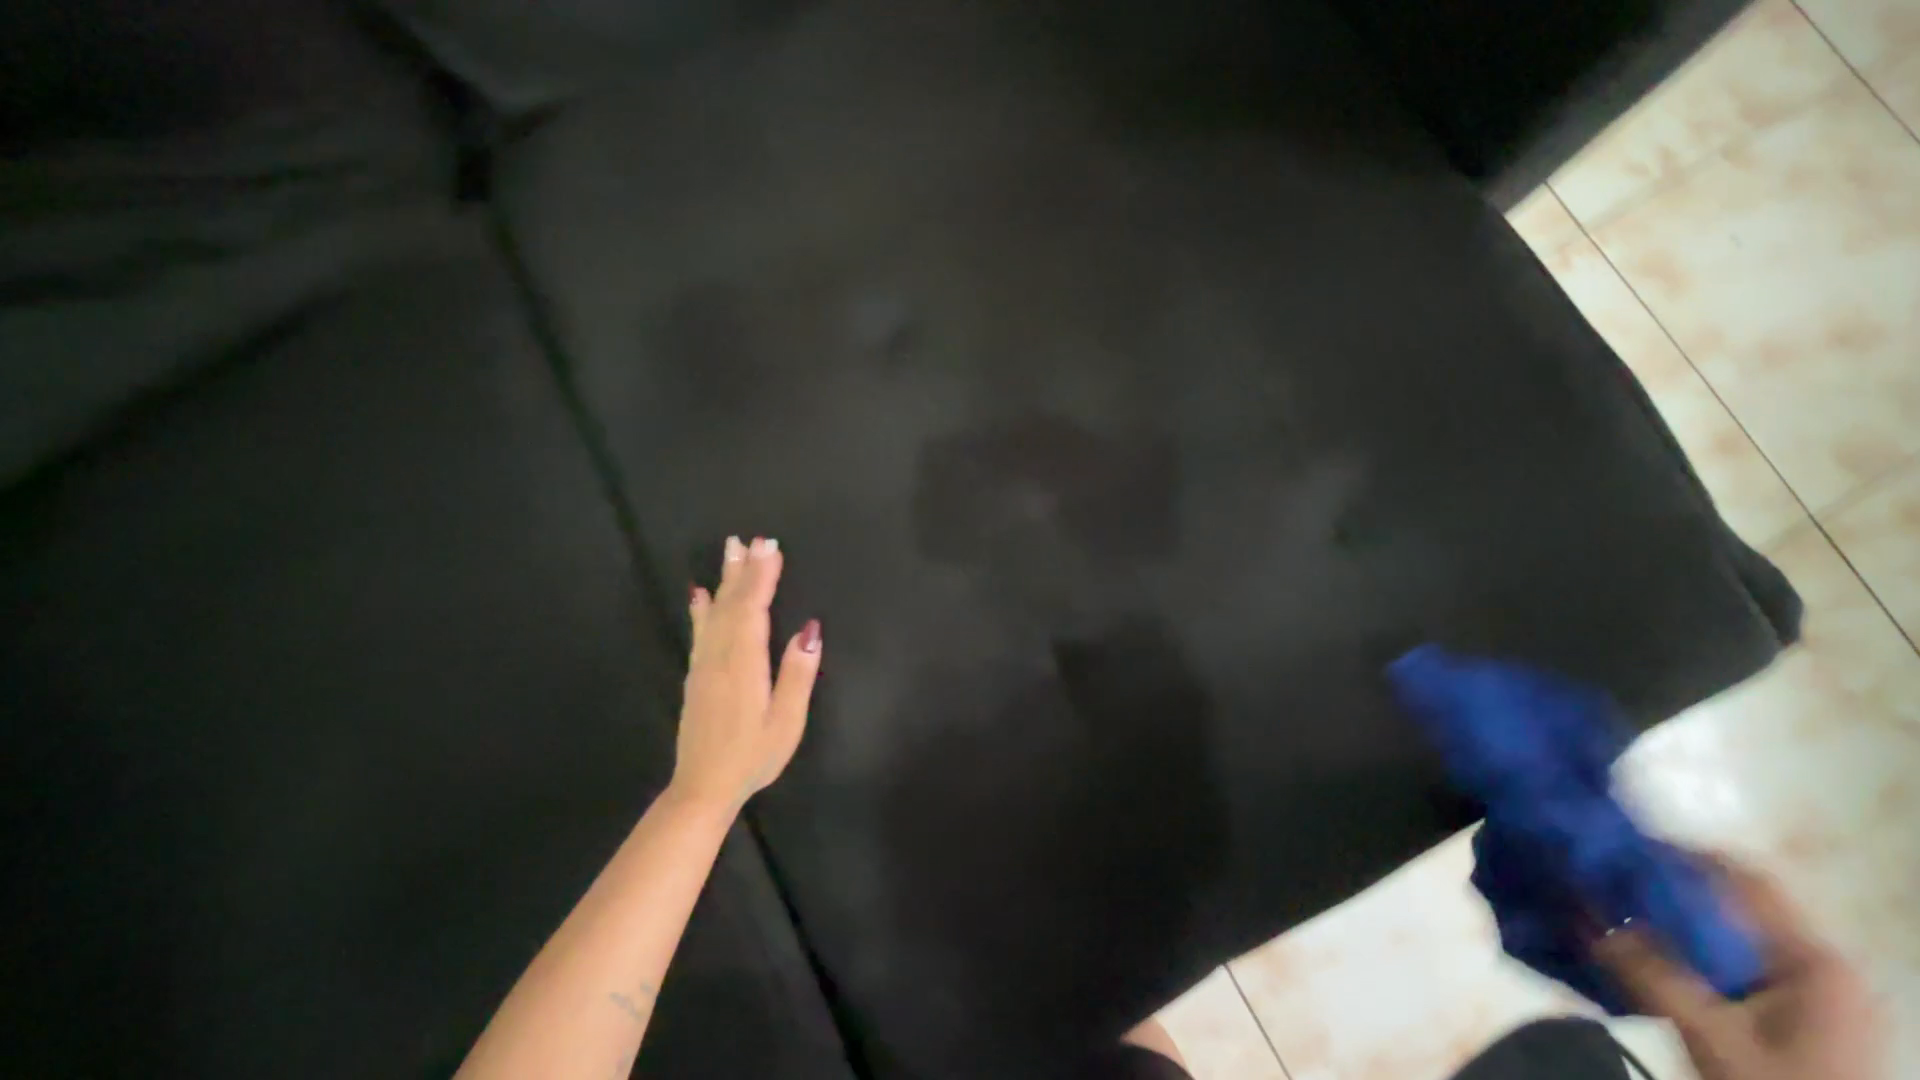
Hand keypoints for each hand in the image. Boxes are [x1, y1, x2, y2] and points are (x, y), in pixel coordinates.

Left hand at [670, 536, 821, 812]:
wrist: (702, 786)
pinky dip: (701, 607)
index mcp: (745, 664)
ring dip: (724, 579)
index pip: (754, 609)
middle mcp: (720, 656)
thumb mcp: (787, 721)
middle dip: (745, 569)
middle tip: (753, 538)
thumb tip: (810, 629)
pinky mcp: (696, 674)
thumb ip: (797, 674)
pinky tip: (700, 594)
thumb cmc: (753, 756)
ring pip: (714, 612)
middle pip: (732, 603)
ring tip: (730, 550)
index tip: (771, 547)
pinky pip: (700, 629)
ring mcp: (704, 664)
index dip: (763, 577)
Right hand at [1594, 855, 1884, 1079]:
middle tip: (1611, 877)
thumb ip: (1646, 971)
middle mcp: (1827, 964)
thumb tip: (1581, 913)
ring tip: (1622, 909)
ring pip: (1739, 928)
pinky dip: (1697, 943)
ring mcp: (1823, 991)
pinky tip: (1657, 951)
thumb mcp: (1707, 1038)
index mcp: (1818, 962)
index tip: (1618, 847)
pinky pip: (1744, 956)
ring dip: (1681, 914)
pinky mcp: (1808, 1013)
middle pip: (1741, 900)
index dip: (1680, 856)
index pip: (1745, 879)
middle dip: (1673, 884)